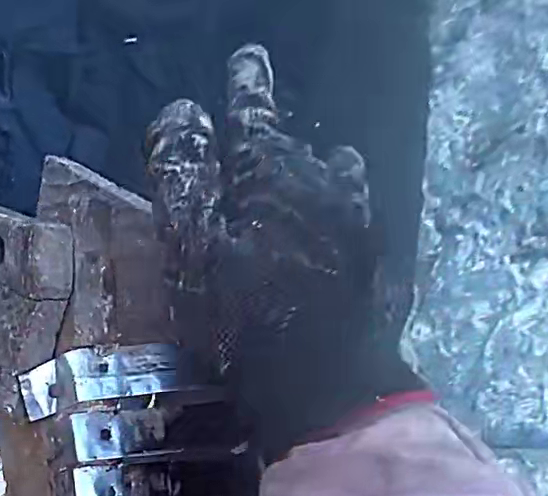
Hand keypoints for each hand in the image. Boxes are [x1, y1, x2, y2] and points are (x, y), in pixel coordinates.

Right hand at [145, 45, 425, 459]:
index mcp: (268, 177)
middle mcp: (319, 183)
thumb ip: (184, 183)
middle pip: (291, 141)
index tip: (242, 63)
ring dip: (307, 159)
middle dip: (271, 124)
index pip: (250, 116)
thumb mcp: (193, 255)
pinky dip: (339, 194)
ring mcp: (350, 217)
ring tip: (300, 157)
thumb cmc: (242, 322)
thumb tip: (179, 114)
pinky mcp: (368, 252)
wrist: (321, 379)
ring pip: (328, 169)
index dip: (241, 90)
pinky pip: (353, 204)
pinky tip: (337, 200)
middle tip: (260, 110)